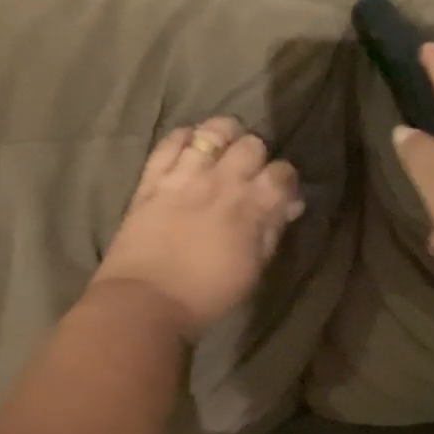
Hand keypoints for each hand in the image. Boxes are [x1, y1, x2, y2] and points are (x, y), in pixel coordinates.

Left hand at [94, 116, 304, 337]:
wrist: (144, 302)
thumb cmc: (205, 296)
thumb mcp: (253, 270)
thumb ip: (272, 232)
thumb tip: (290, 205)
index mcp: (251, 206)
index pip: (283, 173)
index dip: (286, 178)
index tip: (281, 190)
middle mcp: (222, 181)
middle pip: (252, 144)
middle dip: (256, 154)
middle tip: (250, 170)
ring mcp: (185, 175)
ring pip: (213, 131)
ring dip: (223, 136)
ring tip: (222, 148)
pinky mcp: (153, 177)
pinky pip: (170, 141)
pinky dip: (183, 137)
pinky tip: (188, 145)